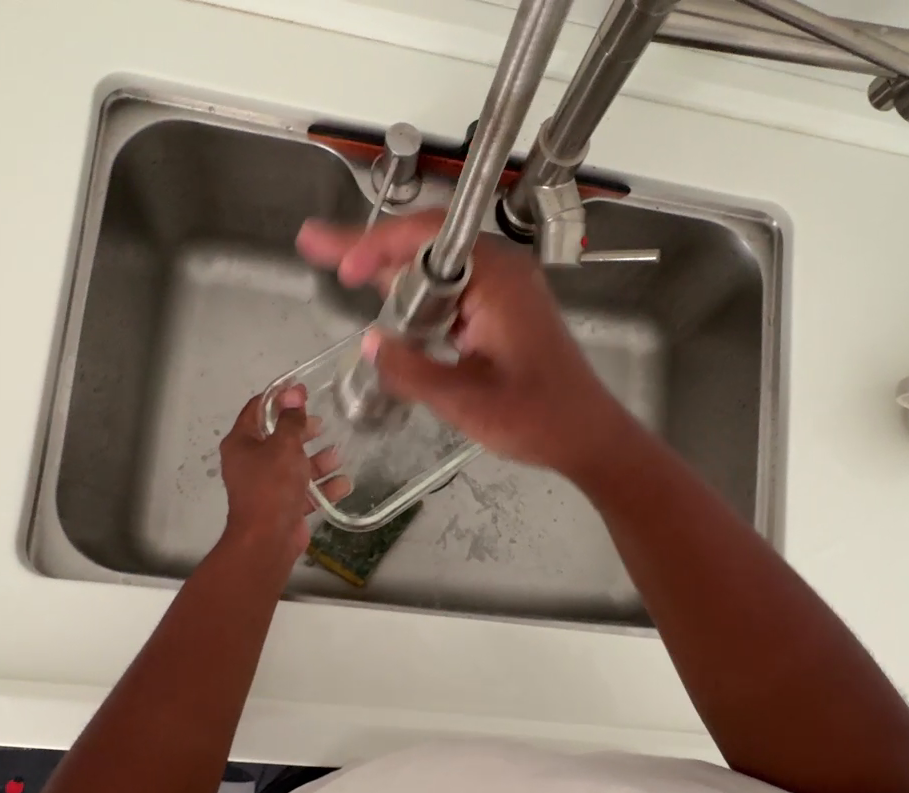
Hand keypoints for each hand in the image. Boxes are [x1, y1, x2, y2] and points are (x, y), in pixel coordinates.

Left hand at [217, 387, 348, 565]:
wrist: (267, 539)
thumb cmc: (271, 486)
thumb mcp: (284, 447)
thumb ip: (291, 421)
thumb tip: (293, 393)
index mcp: (241, 443)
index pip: (258, 409)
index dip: (280, 397)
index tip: (303, 389)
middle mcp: (251, 462)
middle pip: (278, 438)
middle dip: (302, 431)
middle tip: (323, 422)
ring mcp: (267, 485)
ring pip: (294, 465)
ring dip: (317, 460)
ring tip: (338, 454)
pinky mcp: (283, 505)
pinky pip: (305, 490)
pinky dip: (322, 486)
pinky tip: (343, 483)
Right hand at [296, 213, 635, 475]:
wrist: (588, 438)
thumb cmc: (538, 419)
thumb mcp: (465, 401)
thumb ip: (412, 371)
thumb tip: (371, 344)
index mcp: (497, 280)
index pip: (426, 239)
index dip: (375, 245)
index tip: (340, 264)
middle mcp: (503, 274)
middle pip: (427, 247)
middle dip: (372, 250)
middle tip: (320, 249)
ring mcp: (507, 291)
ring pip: (439, 270)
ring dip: (393, 273)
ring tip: (342, 272)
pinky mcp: (506, 312)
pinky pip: (454, 292)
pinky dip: (418, 297)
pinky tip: (389, 307)